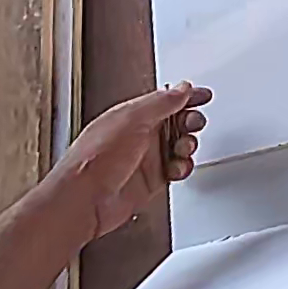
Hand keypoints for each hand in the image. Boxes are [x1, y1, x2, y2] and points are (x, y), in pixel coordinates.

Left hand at [47, 83, 211, 242]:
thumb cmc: (94, 159)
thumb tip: (182, 89)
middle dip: (191, 121)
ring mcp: (146, 158)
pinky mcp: (152, 180)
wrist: (84, 200)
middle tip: (193, 124)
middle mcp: (140, 134)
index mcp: (133, 115)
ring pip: (181, 146)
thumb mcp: (132, 119)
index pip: (166, 100)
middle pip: (178, 122)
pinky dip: (183, 167)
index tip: (203, 95)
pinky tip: (177, 168)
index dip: (187, 96)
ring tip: (183, 148)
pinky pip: (178, 169)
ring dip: (188, 145)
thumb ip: (161, 103)